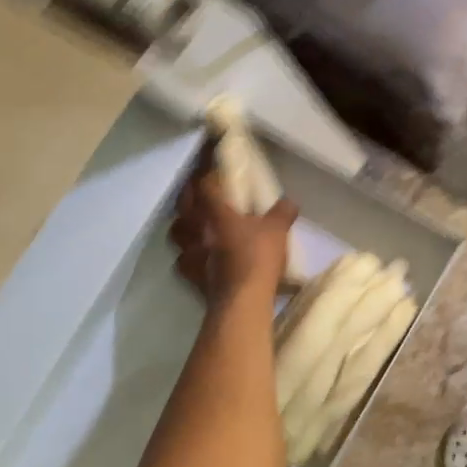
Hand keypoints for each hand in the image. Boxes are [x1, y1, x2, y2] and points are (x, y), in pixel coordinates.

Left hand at [168, 172, 296, 303]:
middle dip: (190, 195)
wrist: (242, 300)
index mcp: (213, 210)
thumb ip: (282, 212)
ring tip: (194, 224)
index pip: (203, 183)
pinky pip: (182, 259)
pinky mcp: (188, 275)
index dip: (207, 172)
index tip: (213, 166)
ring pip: (176, 231)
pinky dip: (188, 255)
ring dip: (183, 224)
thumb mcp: (278, 230)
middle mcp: (194, 227)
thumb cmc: (257, 257)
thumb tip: (289, 201)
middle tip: (199, 191)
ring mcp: (188, 252)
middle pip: (183, 204)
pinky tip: (197, 256)